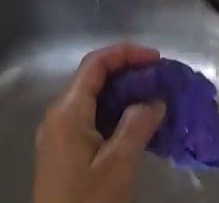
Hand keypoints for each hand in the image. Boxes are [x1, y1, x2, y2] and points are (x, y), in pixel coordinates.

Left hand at [33, 43, 166, 202]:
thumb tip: (154, 100)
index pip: (96, 64)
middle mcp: (57, 115)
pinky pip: (90, 120)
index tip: (157, 60)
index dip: (126, 53)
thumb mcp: (118, 165)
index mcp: (67, 110)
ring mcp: (58, 135)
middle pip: (93, 79)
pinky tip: (137, 127)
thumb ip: (137, 125)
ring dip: (123, 96)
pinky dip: (114, 115)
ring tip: (155, 101)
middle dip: (128, 73)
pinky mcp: (62, 154)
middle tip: (160, 81)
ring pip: (93, 100)